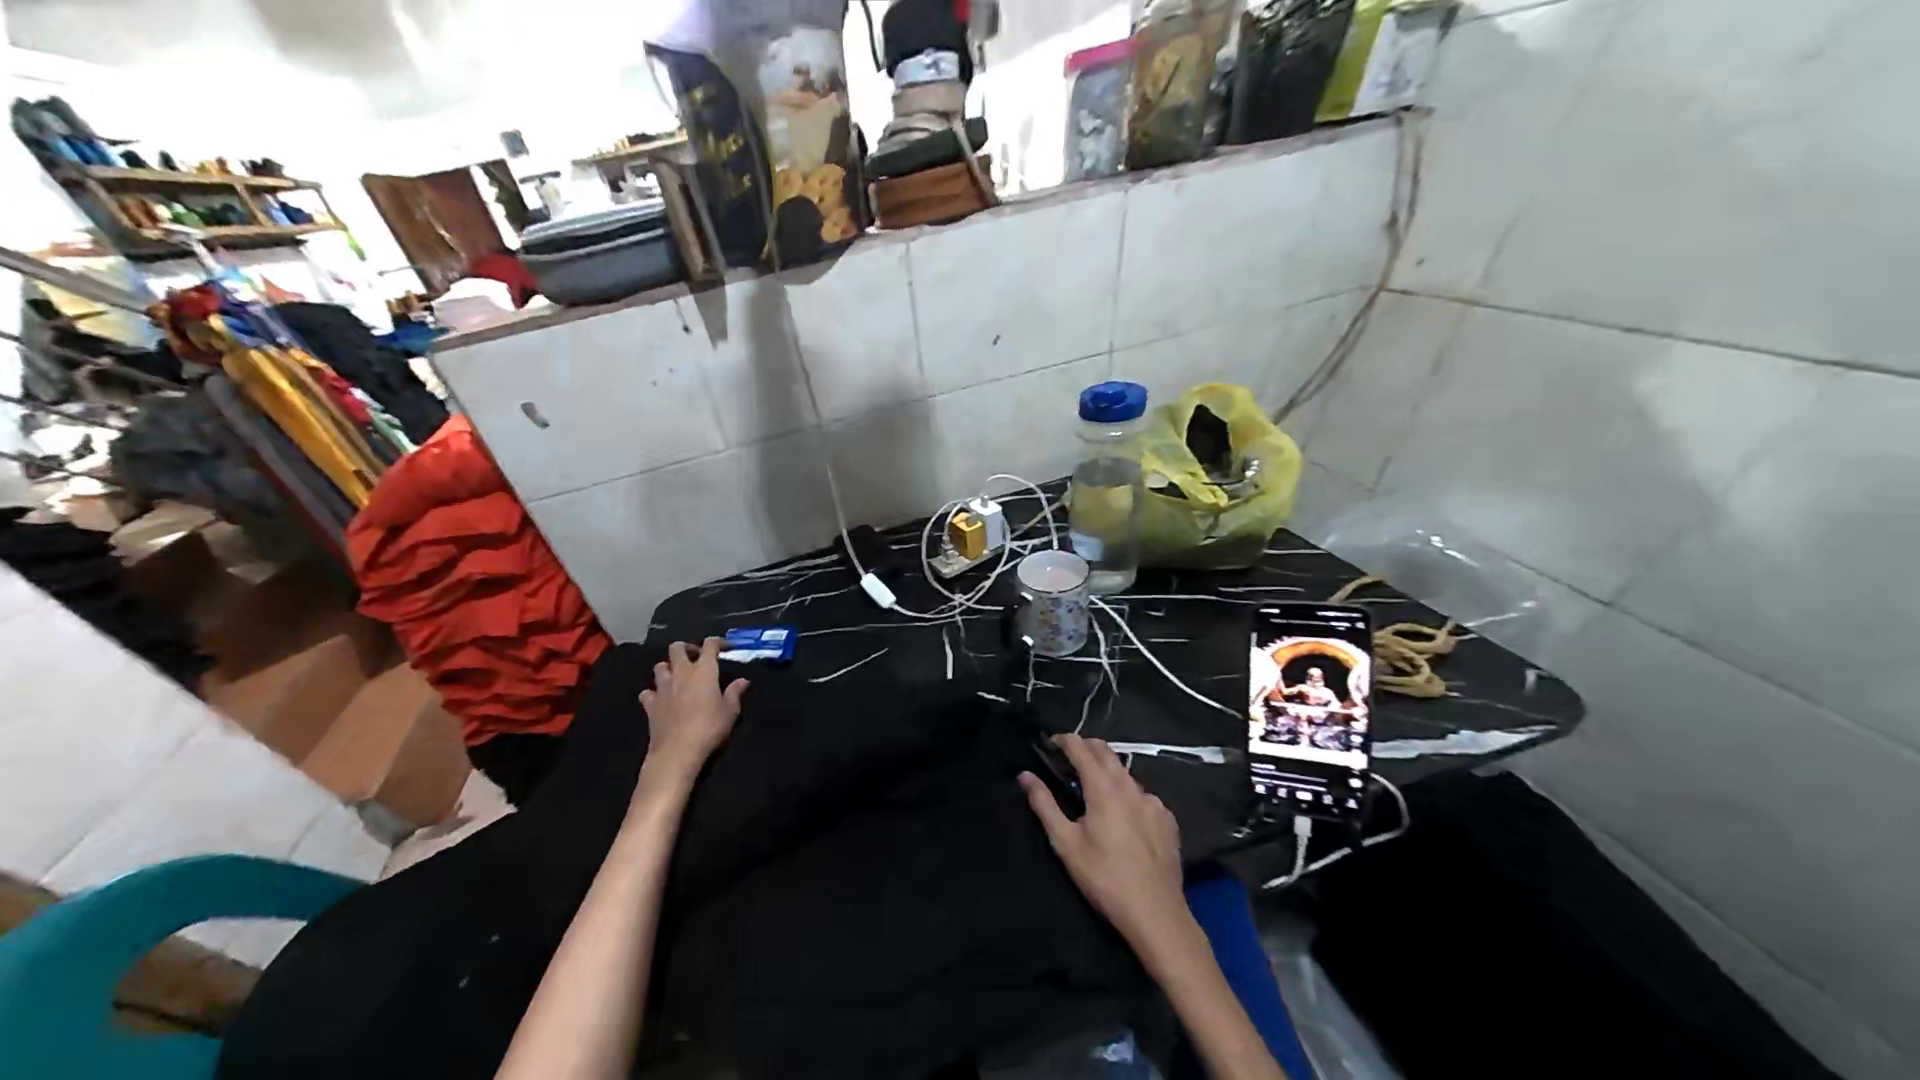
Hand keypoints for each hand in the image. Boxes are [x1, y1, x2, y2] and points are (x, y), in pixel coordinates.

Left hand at [639, 639, 747, 786]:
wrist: (677, 751)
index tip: (725, 647)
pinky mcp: (650, 704)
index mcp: (703, 671)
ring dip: (668, 667)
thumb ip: (735, 692)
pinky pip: (647, 692)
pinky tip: (660, 699)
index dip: (718, 642)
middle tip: (696, 658)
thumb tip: (742, 680)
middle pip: (677, 648)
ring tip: (677, 676)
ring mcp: (662, 687)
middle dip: (686, 648)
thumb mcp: (730, 711)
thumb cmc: (709, 727)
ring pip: (659, 666)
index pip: (709, 645)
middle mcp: (681, 673)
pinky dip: (653, 692)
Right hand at [1019, 735, 1191, 953]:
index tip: (1050, 744)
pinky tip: (1123, 819)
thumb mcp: (1065, 843)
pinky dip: (1127, 796)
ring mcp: (1153, 802)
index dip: (1063, 740)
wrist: (1155, 914)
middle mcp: (1131, 787)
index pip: (1081, 748)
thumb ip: (1044, 804)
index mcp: (1104, 788)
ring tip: (1093, 791)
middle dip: (1085, 748)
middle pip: (1106, 752)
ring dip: (1107, 772)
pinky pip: (1143, 797)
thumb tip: (1025, 775)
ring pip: (1126, 774)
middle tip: (1067, 760)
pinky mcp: (1167, 819)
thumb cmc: (1103, 878)